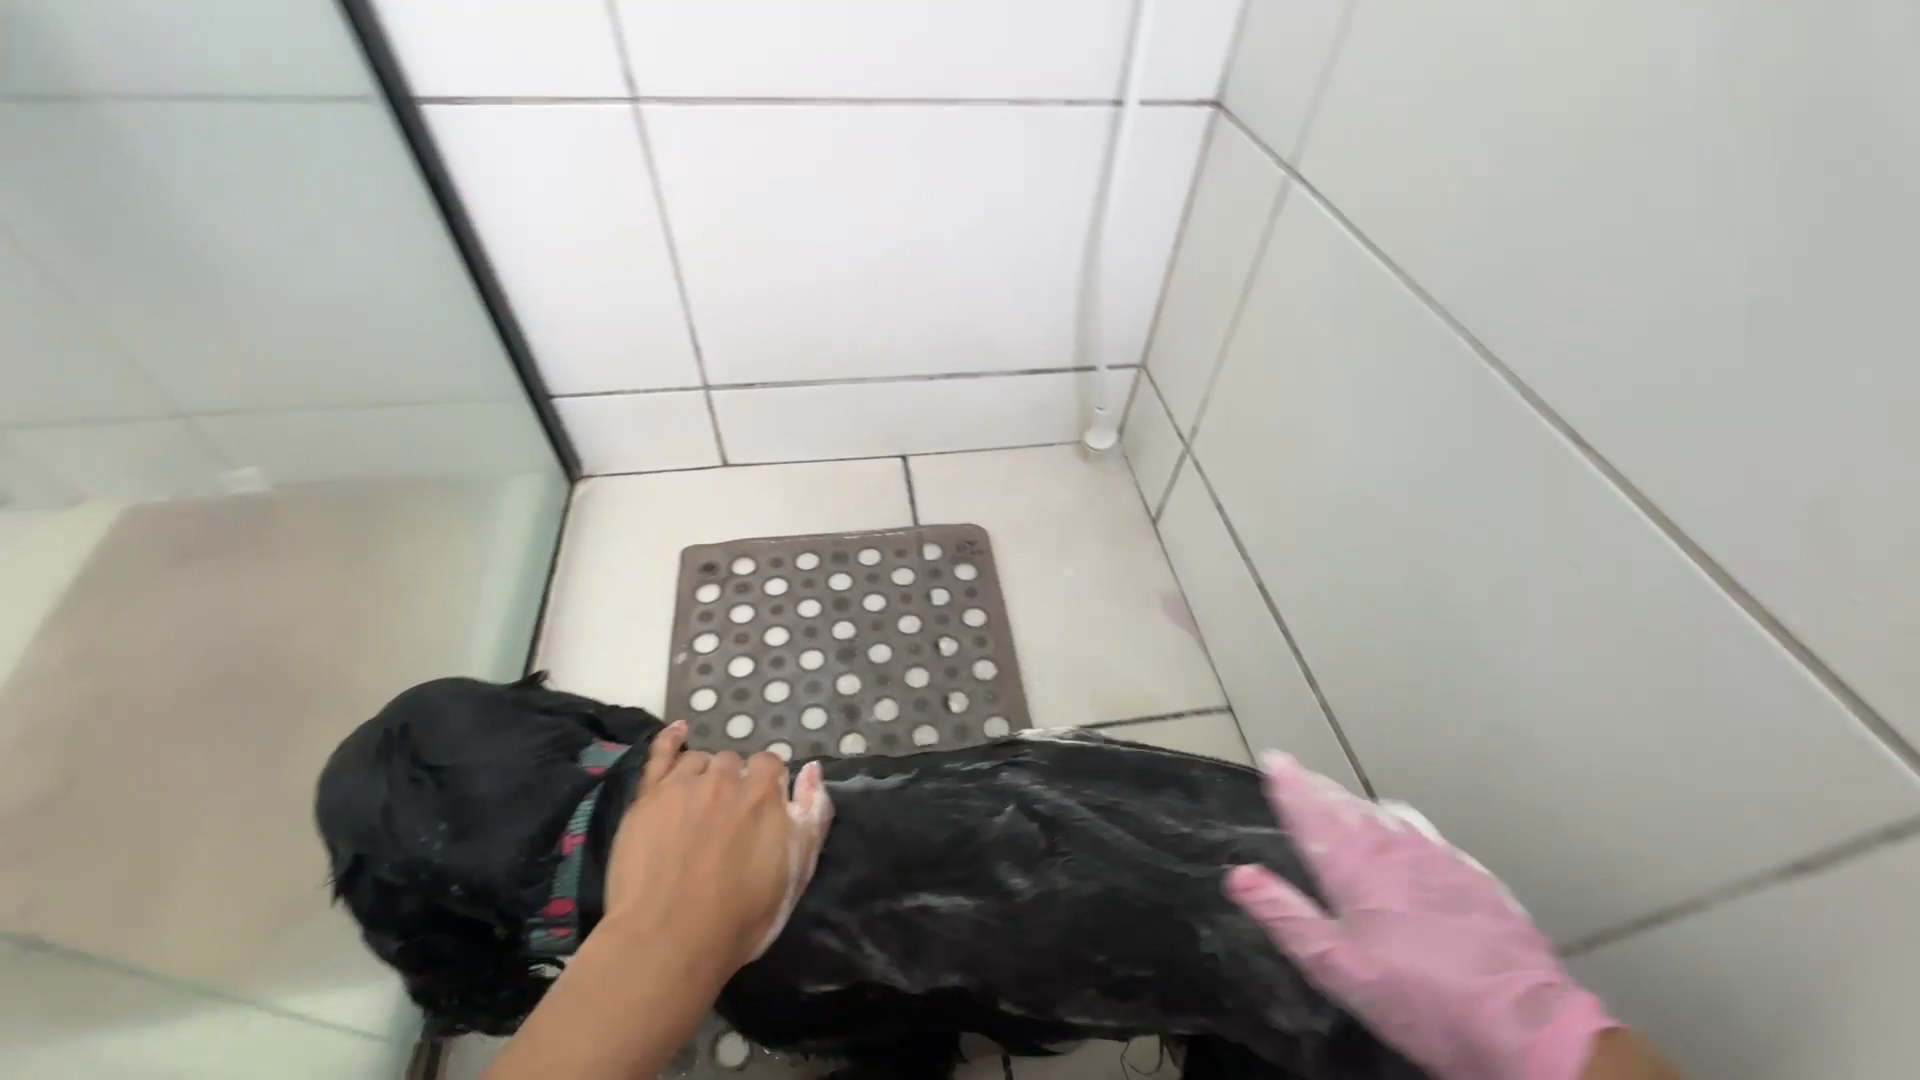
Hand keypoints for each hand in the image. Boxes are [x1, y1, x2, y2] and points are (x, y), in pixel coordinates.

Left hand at [603, 721, 833, 971]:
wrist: (668, 940)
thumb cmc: (742, 915)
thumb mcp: (797, 871)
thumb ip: (812, 815)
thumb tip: (813, 770)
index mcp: (765, 793)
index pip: (772, 767)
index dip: (769, 788)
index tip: (762, 816)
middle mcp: (726, 778)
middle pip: (735, 764)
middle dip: (736, 783)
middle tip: (729, 820)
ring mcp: (683, 785)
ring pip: (701, 761)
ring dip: (705, 775)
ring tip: (700, 806)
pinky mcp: (648, 798)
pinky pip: (661, 755)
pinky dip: (670, 740)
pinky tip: (678, 732)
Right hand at [1224, 754, 1615, 1079]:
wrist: (1526, 1026)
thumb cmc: (1417, 999)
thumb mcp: (1334, 967)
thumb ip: (1283, 915)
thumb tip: (1238, 875)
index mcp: (1353, 865)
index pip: (1311, 811)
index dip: (1289, 784)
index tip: (1273, 758)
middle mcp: (1393, 848)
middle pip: (1347, 805)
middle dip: (1320, 788)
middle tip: (1300, 775)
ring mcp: (1439, 858)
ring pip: (1388, 815)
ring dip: (1359, 805)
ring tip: (1345, 804)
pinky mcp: (1475, 877)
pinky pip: (1427, 837)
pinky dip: (1402, 828)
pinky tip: (1408, 841)